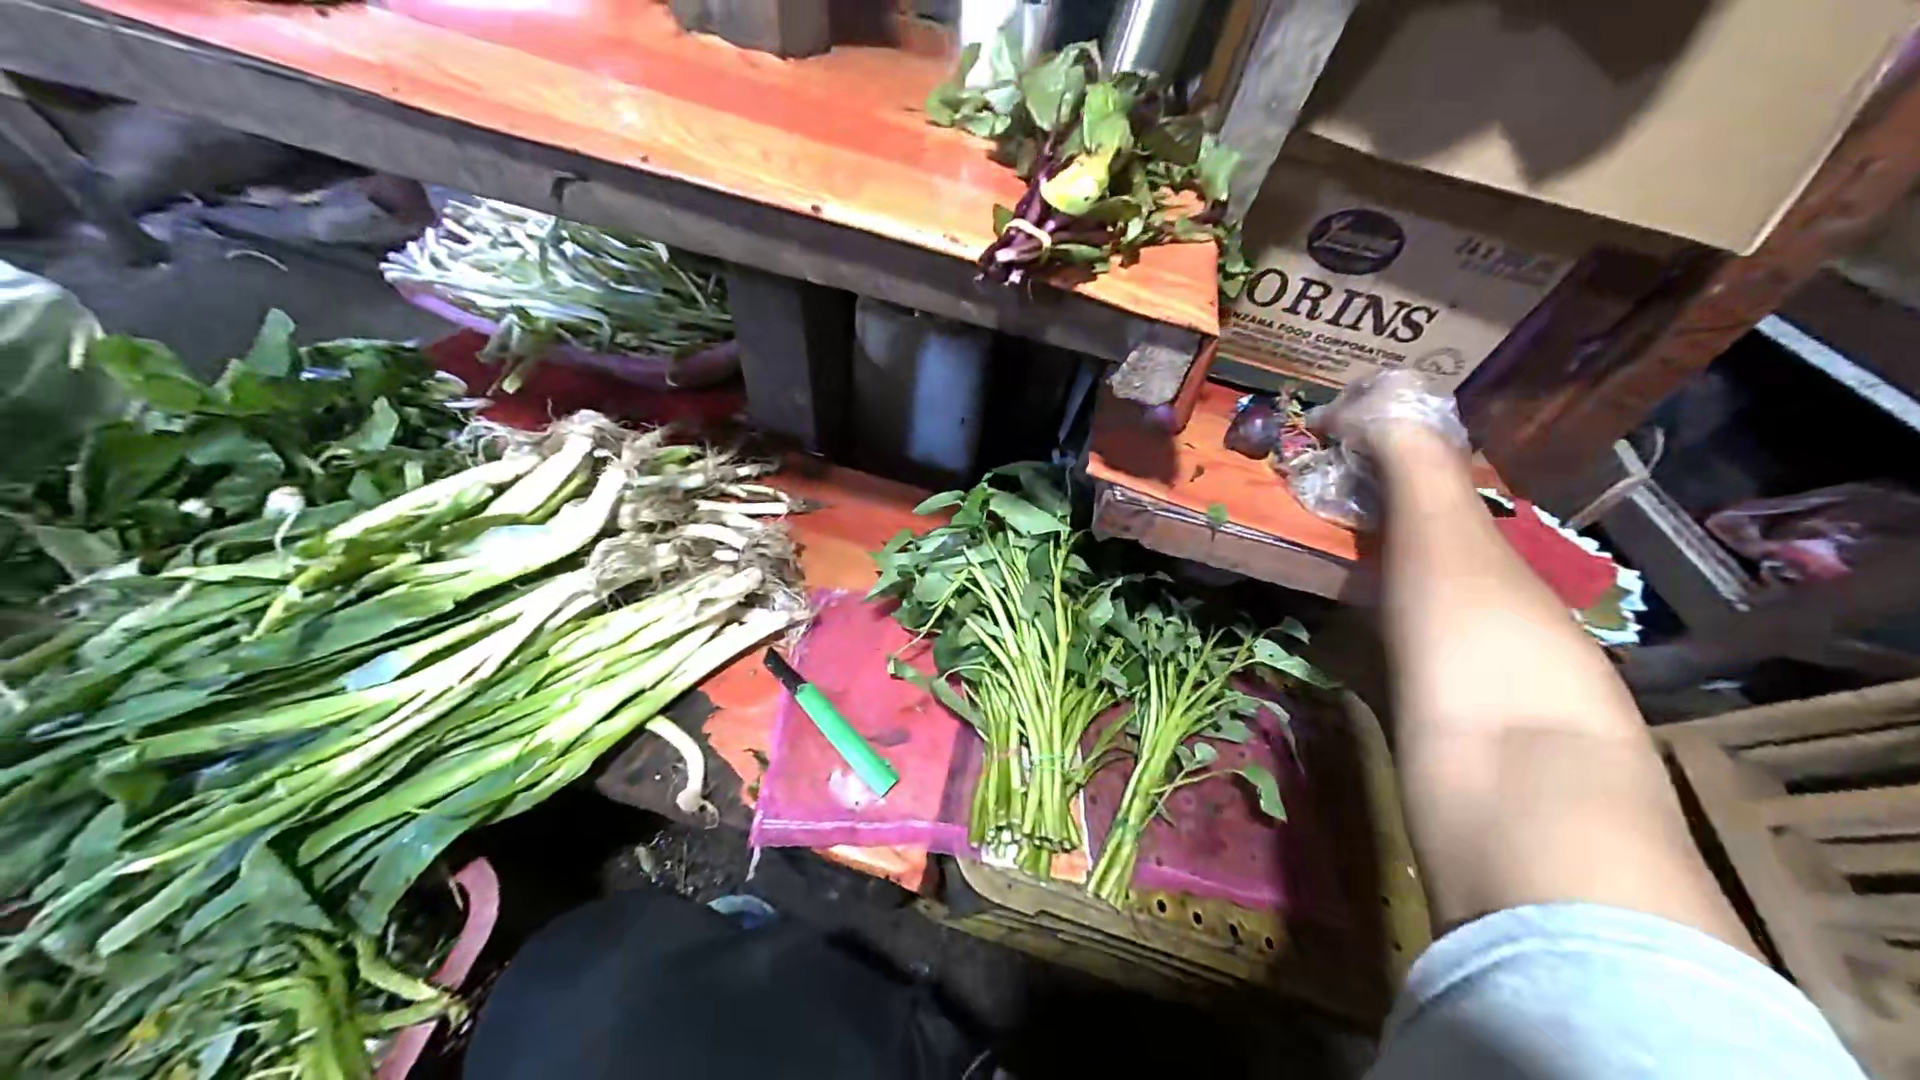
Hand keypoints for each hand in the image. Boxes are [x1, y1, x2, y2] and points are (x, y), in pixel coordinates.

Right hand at [1305, 370, 1469, 461]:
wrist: (1415, 455)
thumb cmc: (1372, 424)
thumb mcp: (1337, 419)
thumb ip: (1324, 415)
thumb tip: (1311, 417)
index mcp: (1396, 374)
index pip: (1364, 383)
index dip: (1343, 400)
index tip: (1331, 417)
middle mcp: (1423, 387)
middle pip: (1389, 401)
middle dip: (1370, 416)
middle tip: (1350, 434)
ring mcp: (1441, 413)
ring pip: (1405, 422)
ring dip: (1389, 433)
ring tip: (1369, 452)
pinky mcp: (1450, 439)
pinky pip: (1418, 442)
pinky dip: (1404, 450)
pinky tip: (1390, 463)